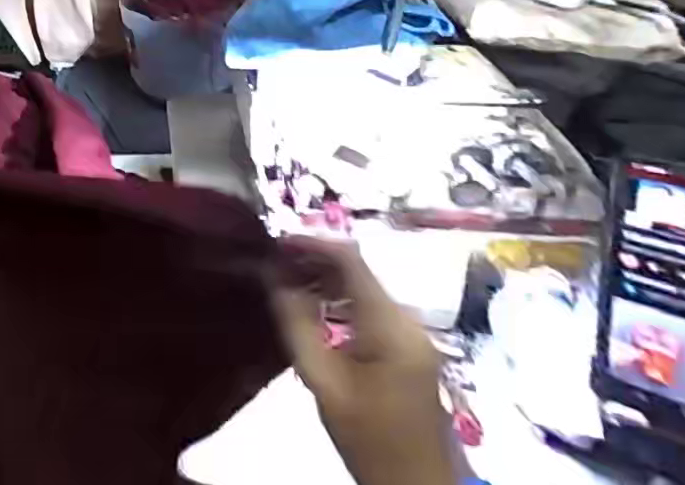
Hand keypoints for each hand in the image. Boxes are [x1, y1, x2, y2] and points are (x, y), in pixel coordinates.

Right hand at [270, 238, 461, 484]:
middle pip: (357, 269)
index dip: (311, 243)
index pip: (350, 259)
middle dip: (314, 260)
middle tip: (273, 263)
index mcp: (391, 323)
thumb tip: (273, 277)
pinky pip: (370, 306)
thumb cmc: (370, 440)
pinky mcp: (409, 346)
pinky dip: (340, 299)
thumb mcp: (325, 384)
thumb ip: (298, 325)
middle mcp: (407, 317)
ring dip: (325, 279)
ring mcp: (412, 331)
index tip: (275, 243)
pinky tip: (313, 308)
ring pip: (363, 286)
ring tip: (284, 282)